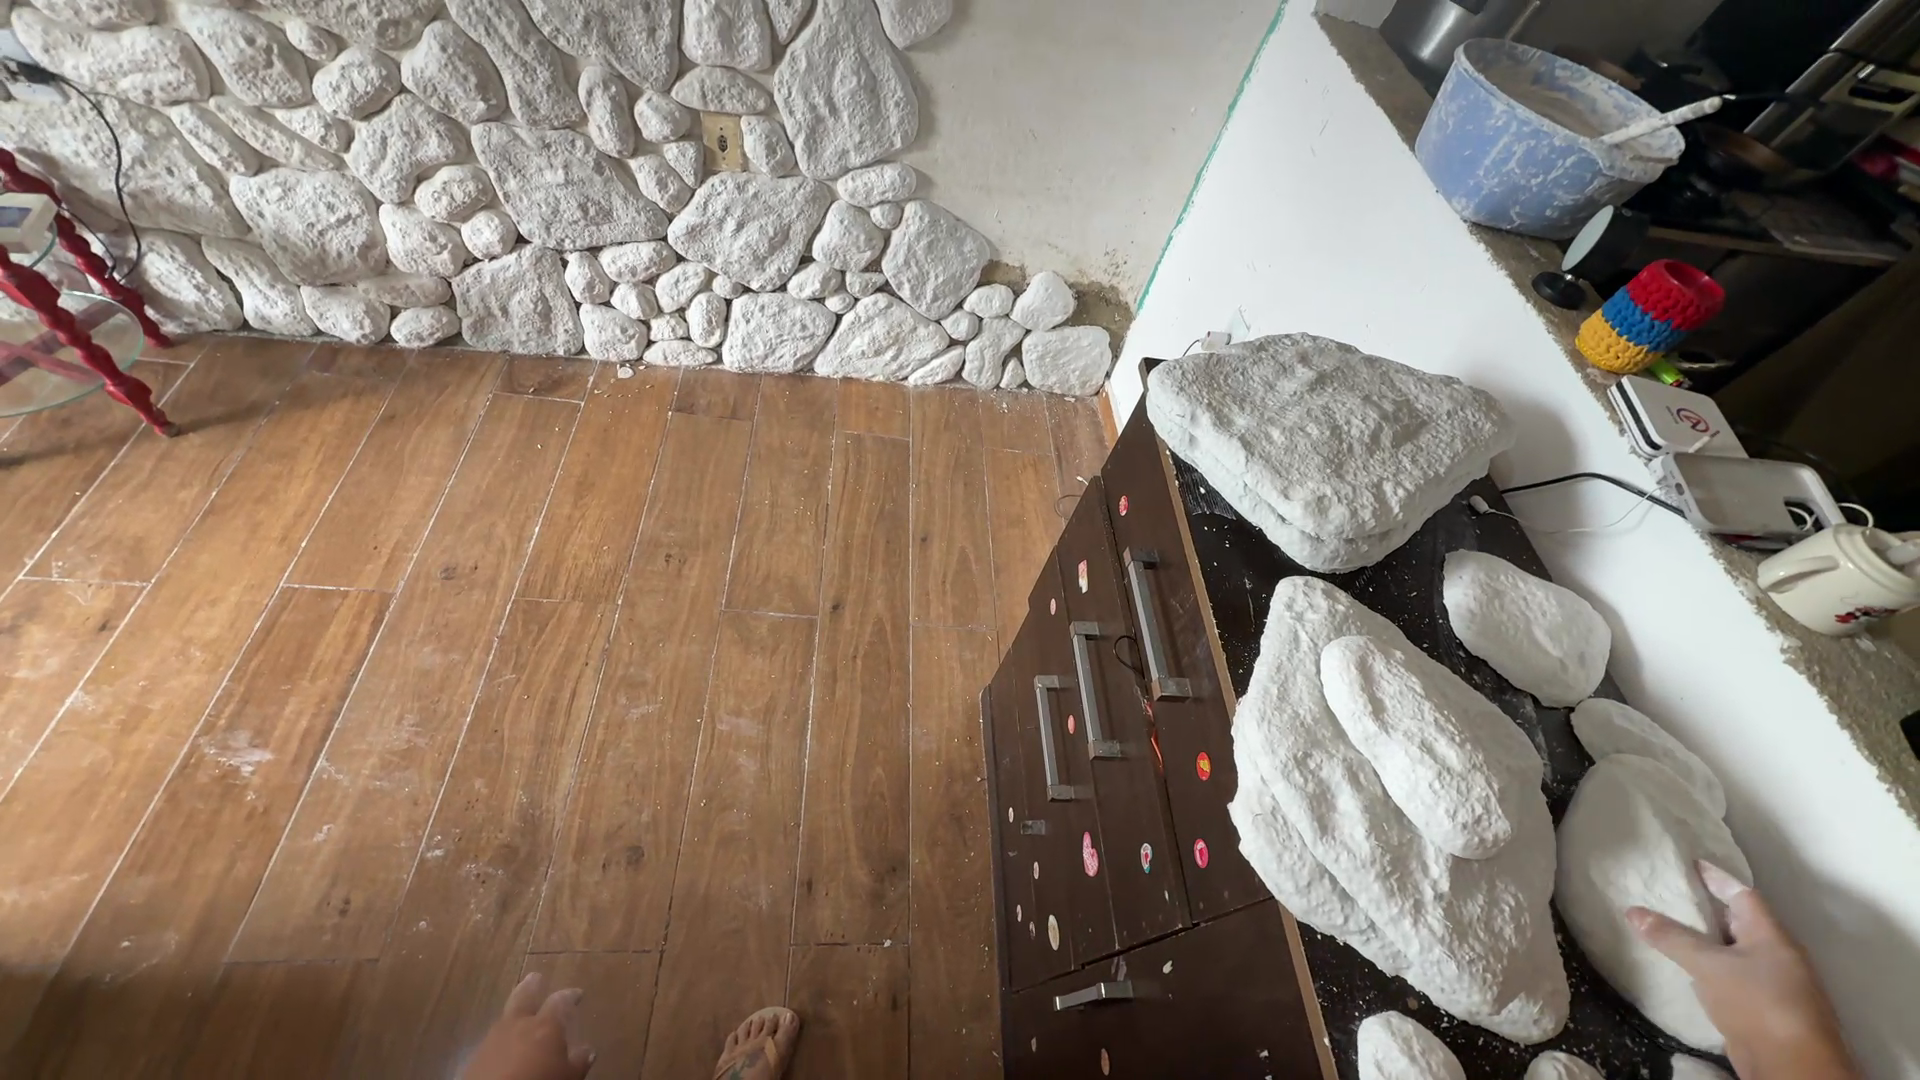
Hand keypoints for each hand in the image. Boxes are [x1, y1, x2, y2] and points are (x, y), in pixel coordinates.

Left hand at [460, 973, 595, 1079]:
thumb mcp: (568, 1077)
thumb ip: (578, 1061)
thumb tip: (587, 1050)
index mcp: (546, 1024)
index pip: (560, 1001)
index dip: (570, 996)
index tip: (577, 993)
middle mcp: (519, 1025)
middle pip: (523, 997)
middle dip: (531, 986)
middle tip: (535, 977)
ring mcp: (492, 1041)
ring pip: (504, 1018)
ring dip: (513, 1013)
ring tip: (519, 1013)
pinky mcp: (474, 1060)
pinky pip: (491, 1041)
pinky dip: (500, 1038)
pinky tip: (503, 1046)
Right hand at [1628, 861, 1856, 1079]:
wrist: (1791, 1066)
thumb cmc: (1757, 1002)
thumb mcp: (1707, 965)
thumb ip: (1670, 936)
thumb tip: (1632, 910)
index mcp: (1772, 938)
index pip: (1743, 895)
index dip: (1717, 877)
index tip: (1690, 861)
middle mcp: (1777, 956)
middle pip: (1738, 921)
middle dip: (1706, 906)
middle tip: (1669, 889)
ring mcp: (1773, 983)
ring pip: (1732, 949)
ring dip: (1704, 937)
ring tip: (1667, 922)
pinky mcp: (1762, 1005)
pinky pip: (1729, 972)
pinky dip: (1706, 962)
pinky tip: (1682, 962)